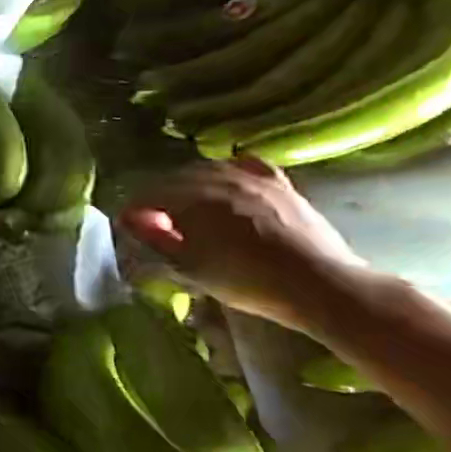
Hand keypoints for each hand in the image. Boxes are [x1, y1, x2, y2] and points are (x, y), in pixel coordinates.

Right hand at [117, 157, 365, 331]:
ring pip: (208, 169)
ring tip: (188, 205)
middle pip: (174, 178)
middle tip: (156, 221)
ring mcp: (253, 180)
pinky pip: (247, 165)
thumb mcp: (188, 266)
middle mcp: (220, 180)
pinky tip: (227, 182)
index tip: (129, 227)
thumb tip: (131, 219)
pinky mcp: (280, 186)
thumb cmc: (245, 280)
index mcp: (192, 199)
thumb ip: (154, 238)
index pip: (147, 195)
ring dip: (189, 184)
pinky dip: (230, 169)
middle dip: (159, 196)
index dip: (133, 211)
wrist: (320, 286)